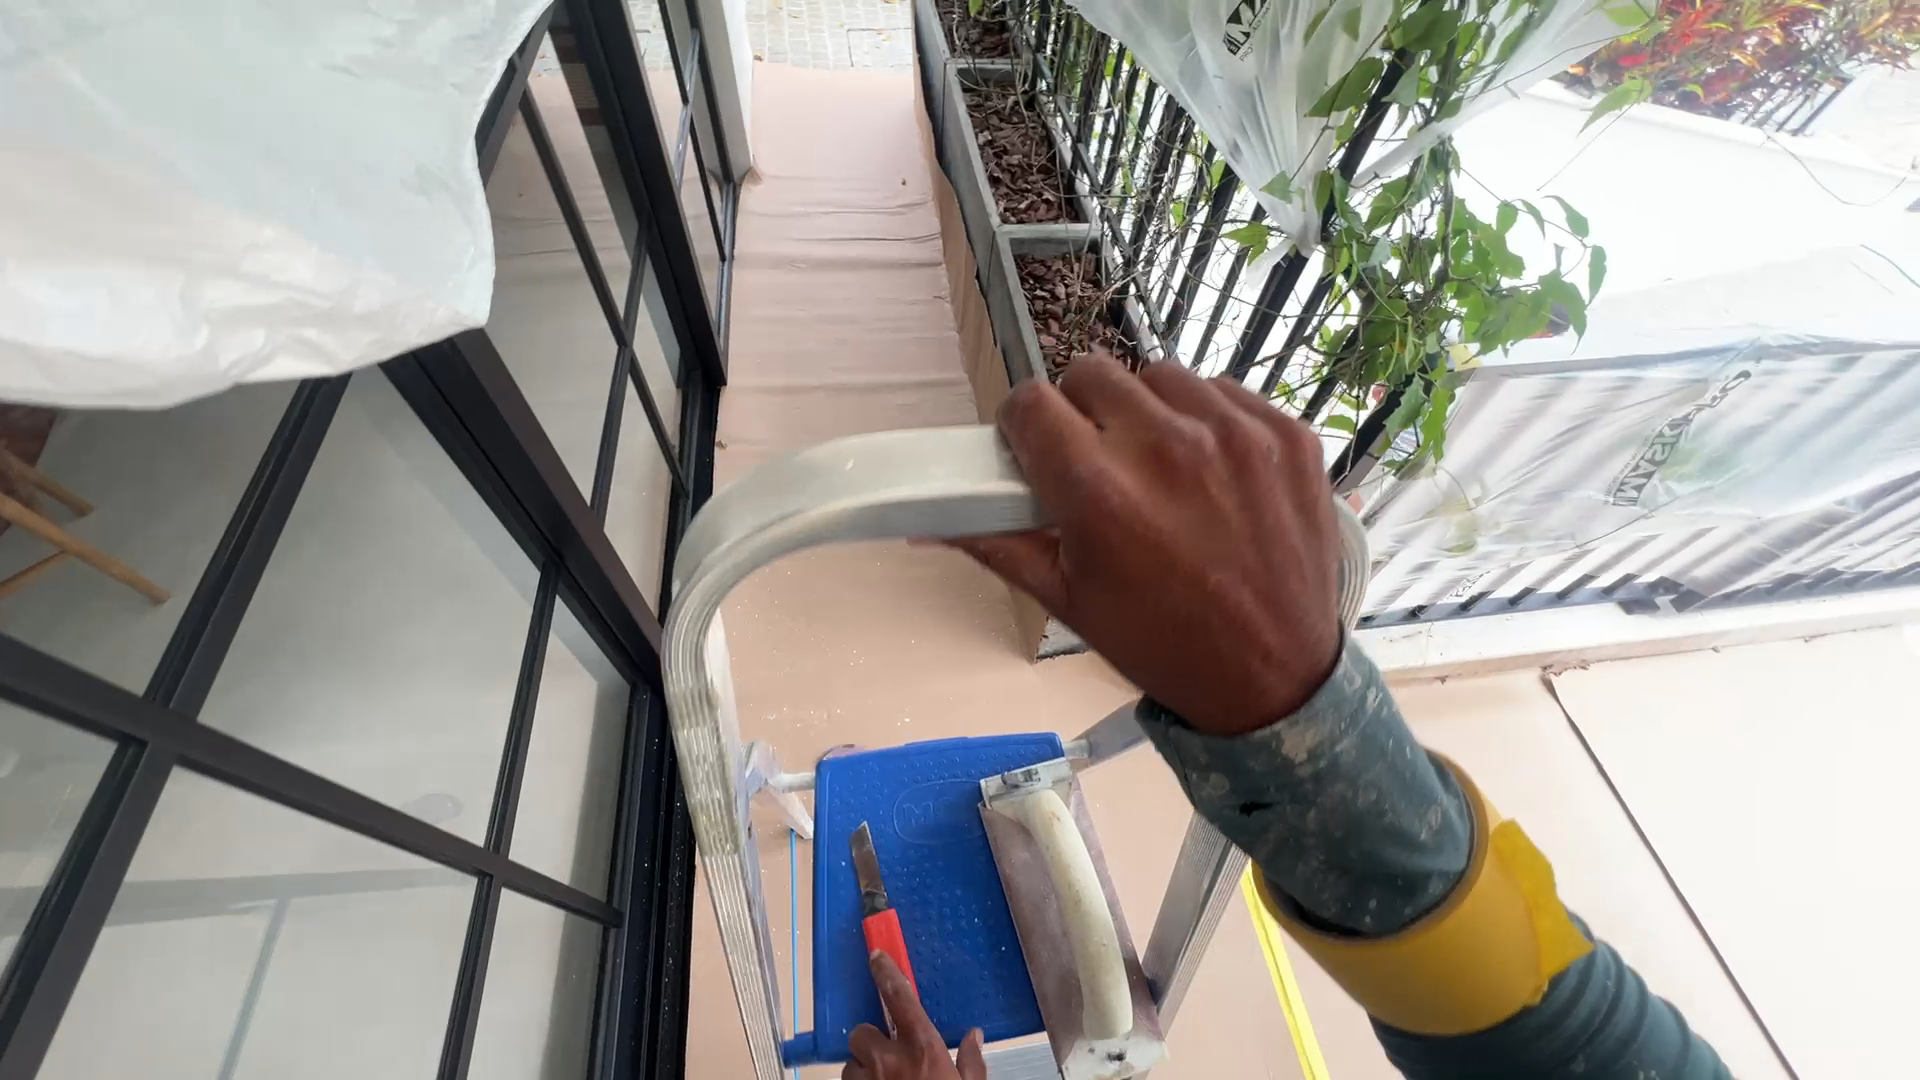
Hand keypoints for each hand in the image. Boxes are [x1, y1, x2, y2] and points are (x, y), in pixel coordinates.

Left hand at [845, 952, 985, 1079]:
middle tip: (886, 1057)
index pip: (899, 996)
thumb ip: (972, 1063)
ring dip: (862, 1071)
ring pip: (851, 1065)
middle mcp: (889, 1059)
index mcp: (922, 1046)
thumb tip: (974, 1036)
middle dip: (870, 1043)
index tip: (876, 956)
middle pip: (861, 1033)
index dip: (886, 971)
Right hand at [952, 352, 1340, 734]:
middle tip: (1097, 459)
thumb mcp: (1066, 599)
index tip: (1038, 449)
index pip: (1030, 403)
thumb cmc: (1156, 643)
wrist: (1274, 678)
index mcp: (1098, 492)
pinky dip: (1205, 419)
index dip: (1024, 426)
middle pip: (1089, 374)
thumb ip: (995, 544)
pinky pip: (1221, 391)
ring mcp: (1236, 433)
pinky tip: (1212, 470)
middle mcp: (1166, 447)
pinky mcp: (1286, 433)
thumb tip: (925, 521)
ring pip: (1157, 375)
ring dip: (1144, 411)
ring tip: (1159, 465)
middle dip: (1080, 412)